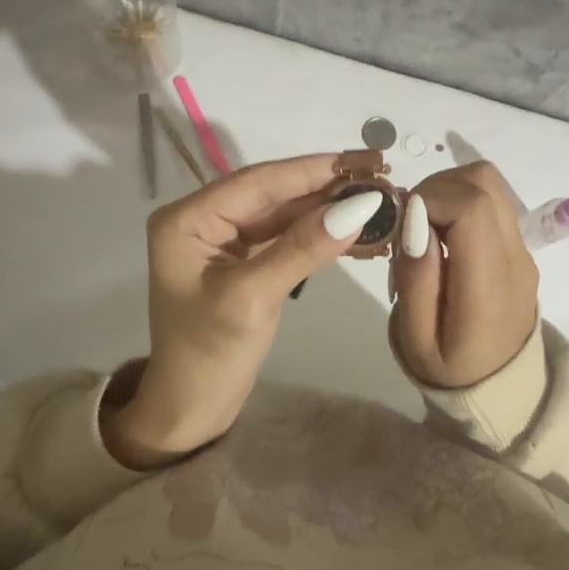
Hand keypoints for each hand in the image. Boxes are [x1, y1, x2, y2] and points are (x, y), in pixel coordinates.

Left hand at [103, 150, 389, 469]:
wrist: (191, 409)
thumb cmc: (209, 354)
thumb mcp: (253, 297)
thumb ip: (302, 248)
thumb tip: (358, 207)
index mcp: (187, 220)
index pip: (258, 182)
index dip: (313, 170)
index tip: (364, 160)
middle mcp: (202, 221)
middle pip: (272, 195)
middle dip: (326, 188)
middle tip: (381, 178)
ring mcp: (222, 244)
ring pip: (282, 216)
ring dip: (328, 211)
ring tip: (379, 202)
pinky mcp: (241, 265)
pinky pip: (284, 240)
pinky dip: (318, 237)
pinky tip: (356, 232)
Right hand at [389, 161, 539, 388]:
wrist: (498, 388)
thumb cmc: (449, 370)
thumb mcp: (416, 340)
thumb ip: (416, 280)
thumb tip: (414, 221)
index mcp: (489, 286)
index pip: (472, 206)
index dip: (429, 199)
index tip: (401, 225)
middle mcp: (515, 259)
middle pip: (483, 182)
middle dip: (435, 189)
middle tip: (407, 225)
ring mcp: (522, 250)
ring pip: (489, 185)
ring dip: (448, 192)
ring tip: (422, 229)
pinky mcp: (520, 248)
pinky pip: (492, 204)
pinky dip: (460, 204)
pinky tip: (440, 236)